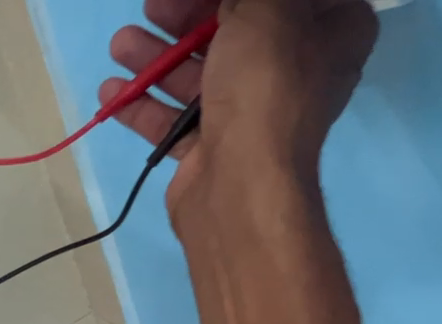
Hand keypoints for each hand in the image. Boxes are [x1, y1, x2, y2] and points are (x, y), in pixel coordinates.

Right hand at [98, 0, 378, 214]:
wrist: (240, 186)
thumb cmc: (263, 88)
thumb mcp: (263, 11)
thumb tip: (223, 1)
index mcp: (329, 29)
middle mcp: (292, 69)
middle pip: (233, 30)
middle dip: (184, 17)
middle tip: (149, 6)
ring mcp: (247, 111)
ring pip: (197, 74)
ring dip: (155, 58)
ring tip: (119, 45)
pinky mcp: (210, 147)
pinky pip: (174, 119)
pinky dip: (143, 105)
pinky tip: (112, 93)